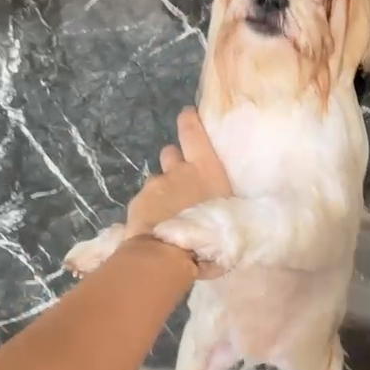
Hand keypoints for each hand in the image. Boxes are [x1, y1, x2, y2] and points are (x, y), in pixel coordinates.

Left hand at [125, 107, 231, 237]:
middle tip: (181, 179)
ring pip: (157, 179)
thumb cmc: (211, 236)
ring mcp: (155, 185)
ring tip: (167, 210)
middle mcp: (179, 170)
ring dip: (162, 189)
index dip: (189, 120)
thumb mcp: (231, 219)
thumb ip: (224, 206)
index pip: (193, 131)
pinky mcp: (138, 202)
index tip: (187, 115)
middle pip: (171, 153)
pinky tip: (155, 225)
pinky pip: (145, 200)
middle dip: (174, 161)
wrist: (169, 255)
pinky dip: (149, 209)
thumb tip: (228, 212)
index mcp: (206, 169)